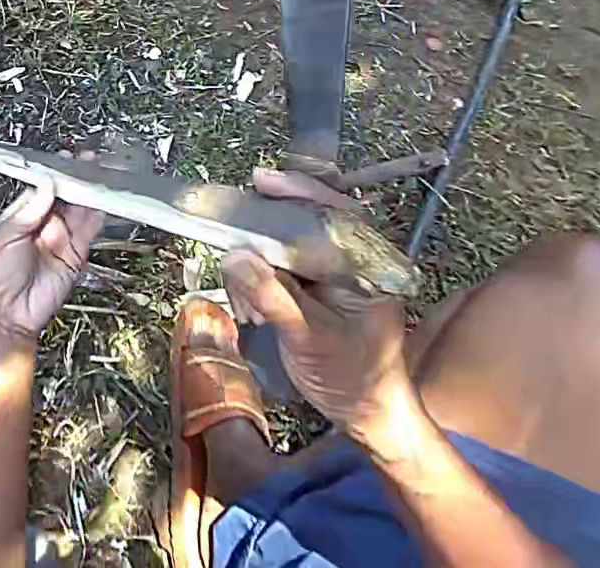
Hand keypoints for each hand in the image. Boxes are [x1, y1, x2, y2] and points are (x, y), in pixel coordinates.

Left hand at [0, 177, 104, 343]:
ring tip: (102, 174)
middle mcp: (46, 222)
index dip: (56, 173)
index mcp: (25, 213)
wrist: (9, 312)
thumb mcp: (7, 235)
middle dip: (78, 178)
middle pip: (66, 195)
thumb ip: (30, 210)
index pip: (44, 187)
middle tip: (90, 161)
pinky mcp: (77, 253)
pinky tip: (106, 199)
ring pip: (81, 208)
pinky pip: (90, 229)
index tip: (67, 158)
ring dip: (91, 192)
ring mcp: (63, 236)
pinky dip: (100, 214)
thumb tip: (48, 183)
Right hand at [222, 169, 416, 441]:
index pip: (333, 212)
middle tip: (231, 234)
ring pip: (280, 242)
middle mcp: (350, 258)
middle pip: (301, 219)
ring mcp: (328, 270)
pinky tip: (249, 305)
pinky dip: (254, 278)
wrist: (368, 417)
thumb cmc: (352, 377)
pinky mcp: (309, 283)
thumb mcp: (310, 337)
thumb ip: (273, 296)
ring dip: (253, 264)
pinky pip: (274, 264)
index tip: (260, 181)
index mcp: (368, 263)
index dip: (297, 191)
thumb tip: (233, 256)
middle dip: (262, 231)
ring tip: (244, 301)